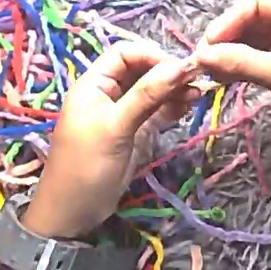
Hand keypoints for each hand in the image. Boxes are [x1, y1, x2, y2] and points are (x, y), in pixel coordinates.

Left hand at [24, 42, 201, 238]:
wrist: (72, 215)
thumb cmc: (86, 166)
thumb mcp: (116, 126)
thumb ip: (147, 94)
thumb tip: (181, 65)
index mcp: (93, 84)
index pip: (125, 54)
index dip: (152, 55)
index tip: (179, 68)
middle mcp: (108, 94)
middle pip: (142, 70)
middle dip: (168, 72)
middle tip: (197, 80)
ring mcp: (123, 114)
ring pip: (152, 91)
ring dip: (174, 89)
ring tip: (198, 94)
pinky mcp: (135, 132)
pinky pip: (156, 111)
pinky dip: (173, 107)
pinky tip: (189, 105)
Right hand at [193, 0, 270, 145]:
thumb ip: (243, 63)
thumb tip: (199, 55)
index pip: (252, 1)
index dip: (227, 21)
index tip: (208, 48)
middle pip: (248, 19)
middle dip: (225, 39)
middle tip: (204, 65)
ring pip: (249, 41)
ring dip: (229, 55)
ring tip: (211, 76)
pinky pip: (256, 60)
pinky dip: (240, 68)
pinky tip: (225, 81)